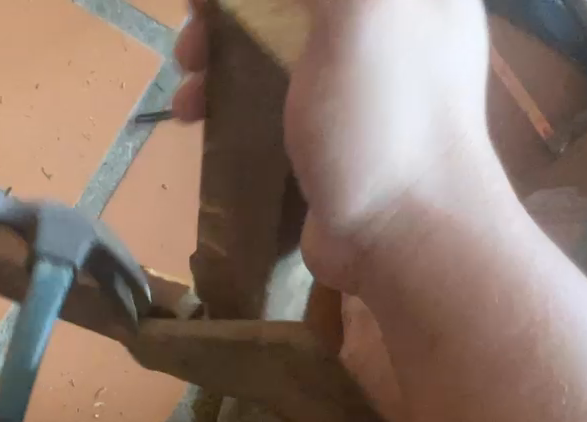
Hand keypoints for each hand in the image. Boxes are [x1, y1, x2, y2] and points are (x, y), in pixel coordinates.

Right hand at [172, 0, 512, 288]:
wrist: (401, 234)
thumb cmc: (383, 120)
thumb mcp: (360, 14)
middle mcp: (385, 23)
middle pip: (291, 5)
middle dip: (232, 16)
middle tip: (190, 41)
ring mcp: (356, 83)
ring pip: (275, 49)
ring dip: (220, 62)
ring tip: (185, 91)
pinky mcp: (328, 134)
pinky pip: (272, 100)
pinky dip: (232, 103)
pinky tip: (201, 123)